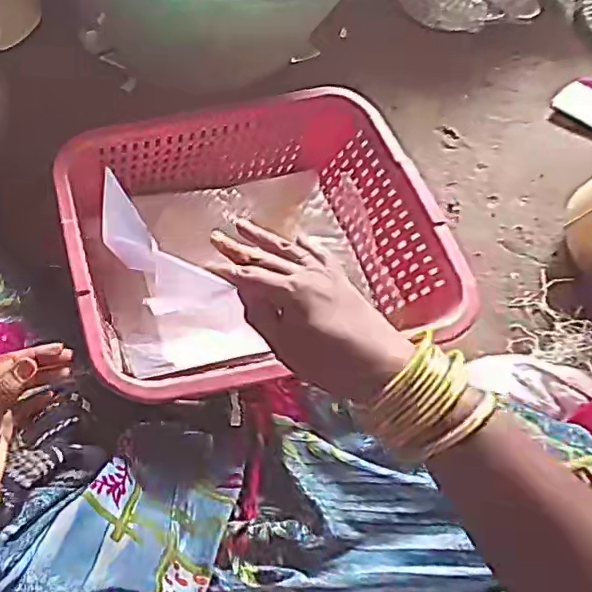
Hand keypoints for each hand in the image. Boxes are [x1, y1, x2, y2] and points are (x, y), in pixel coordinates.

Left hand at [0, 344, 73, 488]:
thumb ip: (7, 390)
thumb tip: (29, 363)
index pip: (11, 362)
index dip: (35, 354)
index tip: (58, 349)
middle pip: (21, 372)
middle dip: (44, 363)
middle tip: (68, 358)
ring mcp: (0, 411)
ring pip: (26, 387)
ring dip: (45, 378)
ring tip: (66, 372)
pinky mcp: (7, 427)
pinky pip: (28, 406)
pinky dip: (40, 398)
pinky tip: (53, 394)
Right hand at [209, 218, 414, 401]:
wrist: (383, 366)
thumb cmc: (331, 364)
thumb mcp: (286, 347)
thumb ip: (262, 318)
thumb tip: (246, 295)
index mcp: (291, 292)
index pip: (249, 277)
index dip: (227, 270)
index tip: (208, 265)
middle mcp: (307, 275)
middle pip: (266, 257)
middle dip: (238, 247)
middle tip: (216, 236)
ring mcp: (325, 275)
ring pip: (289, 249)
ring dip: (265, 236)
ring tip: (244, 225)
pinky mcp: (340, 279)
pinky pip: (317, 254)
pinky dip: (304, 244)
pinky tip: (296, 237)